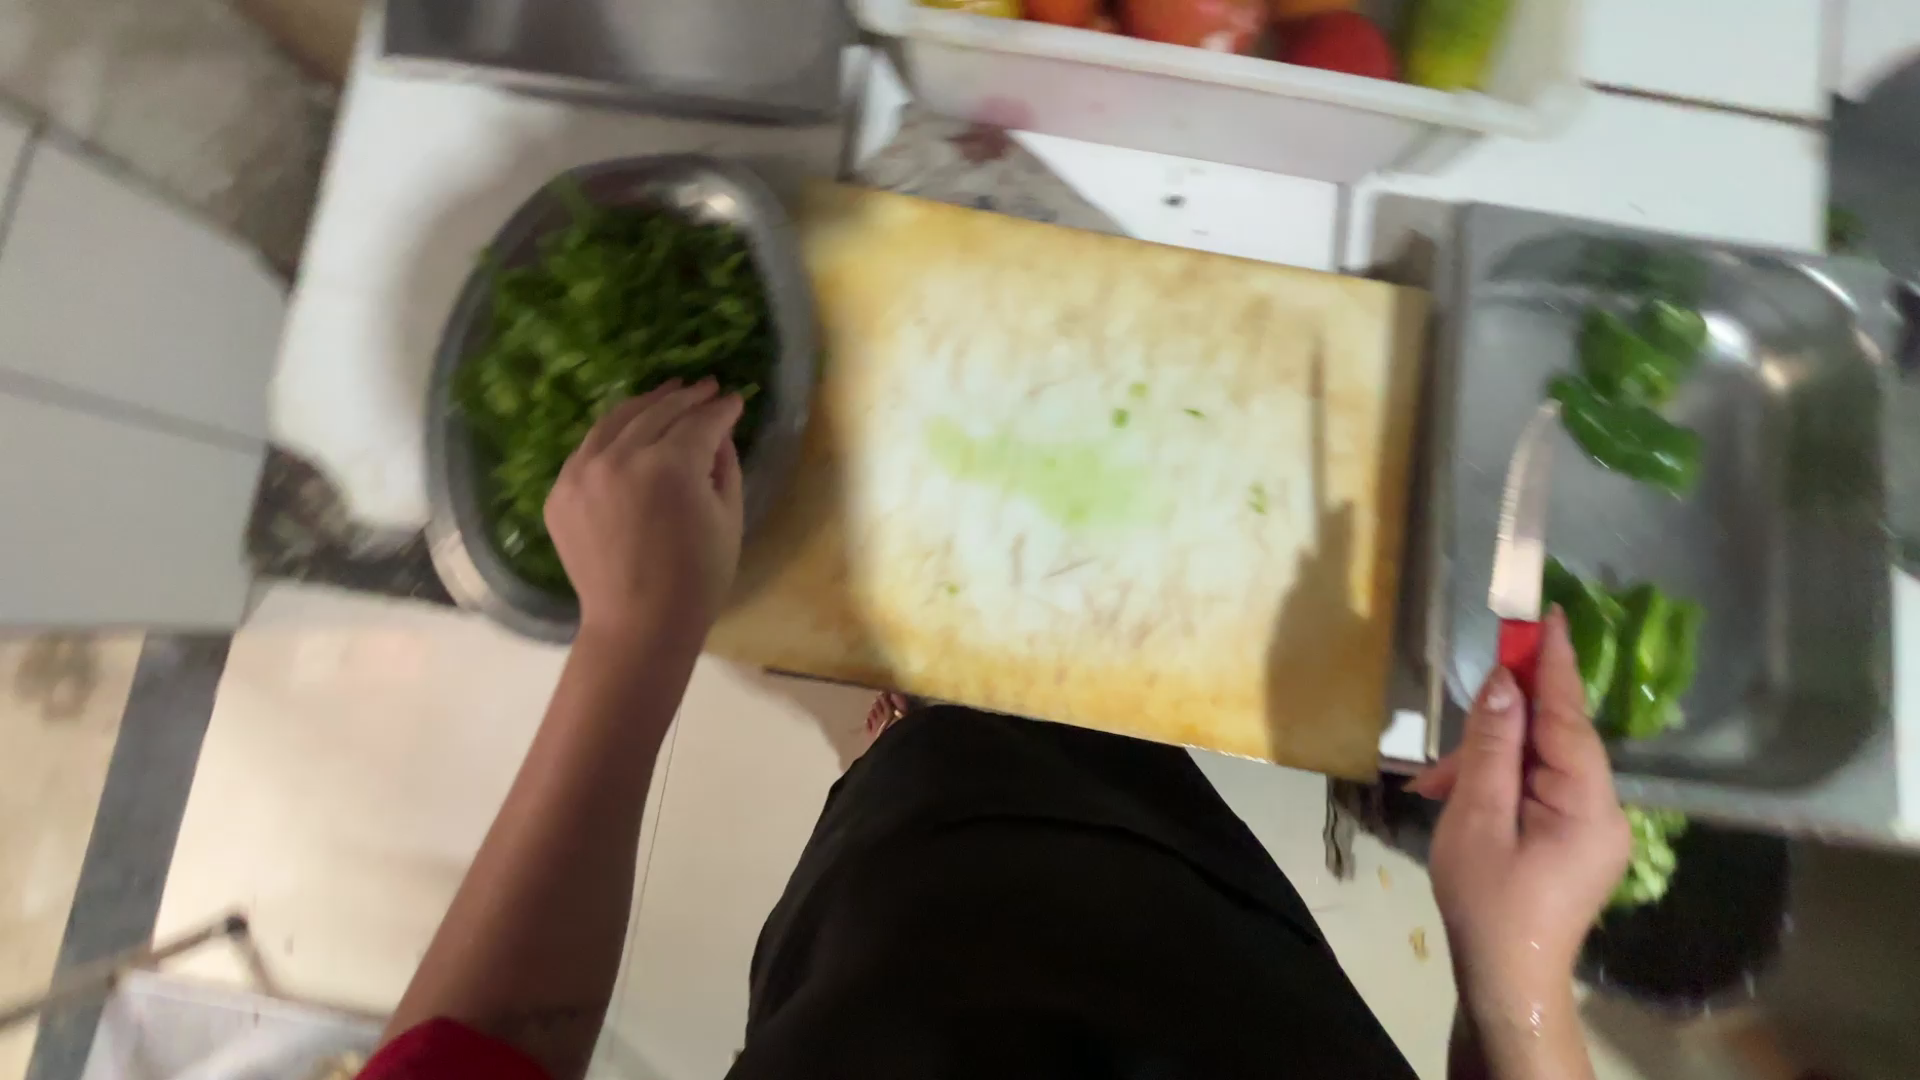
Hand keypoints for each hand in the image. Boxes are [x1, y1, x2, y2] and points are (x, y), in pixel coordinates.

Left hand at [545, 378, 744, 642]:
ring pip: (616, 421)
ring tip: (669, 393)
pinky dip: (614, 433)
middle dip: (687, 397)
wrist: (639, 624)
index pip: (700, 422)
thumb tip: (718, 432)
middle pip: (658, 412)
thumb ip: (725, 465)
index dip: (722, 409)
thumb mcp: (728, 518)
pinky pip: (590, 448)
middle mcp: (620, 458)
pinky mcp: (560, 491)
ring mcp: (581, 473)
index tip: (735, 399)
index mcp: (670, 467)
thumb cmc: (698, 578)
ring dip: (647, 404)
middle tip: (707, 388)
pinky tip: (631, 430)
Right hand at [1408, 609, 1630, 1009]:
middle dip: (1493, 730)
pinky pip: (1532, 784)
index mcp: (1588, 804)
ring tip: (1436, 787)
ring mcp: (1589, 824)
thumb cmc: (1487, 895)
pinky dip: (1490, 780)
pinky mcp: (1570, 834)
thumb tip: (1503, 685)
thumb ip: (1492, 747)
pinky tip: (1452, 794)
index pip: (1569, 718)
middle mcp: (1602, 808)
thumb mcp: (1477, 815)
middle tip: (1448, 746)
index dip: (1555, 665)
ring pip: (1534, 761)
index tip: (1549, 617)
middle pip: (1548, 739)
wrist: (1505, 972)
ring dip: (1482, 761)